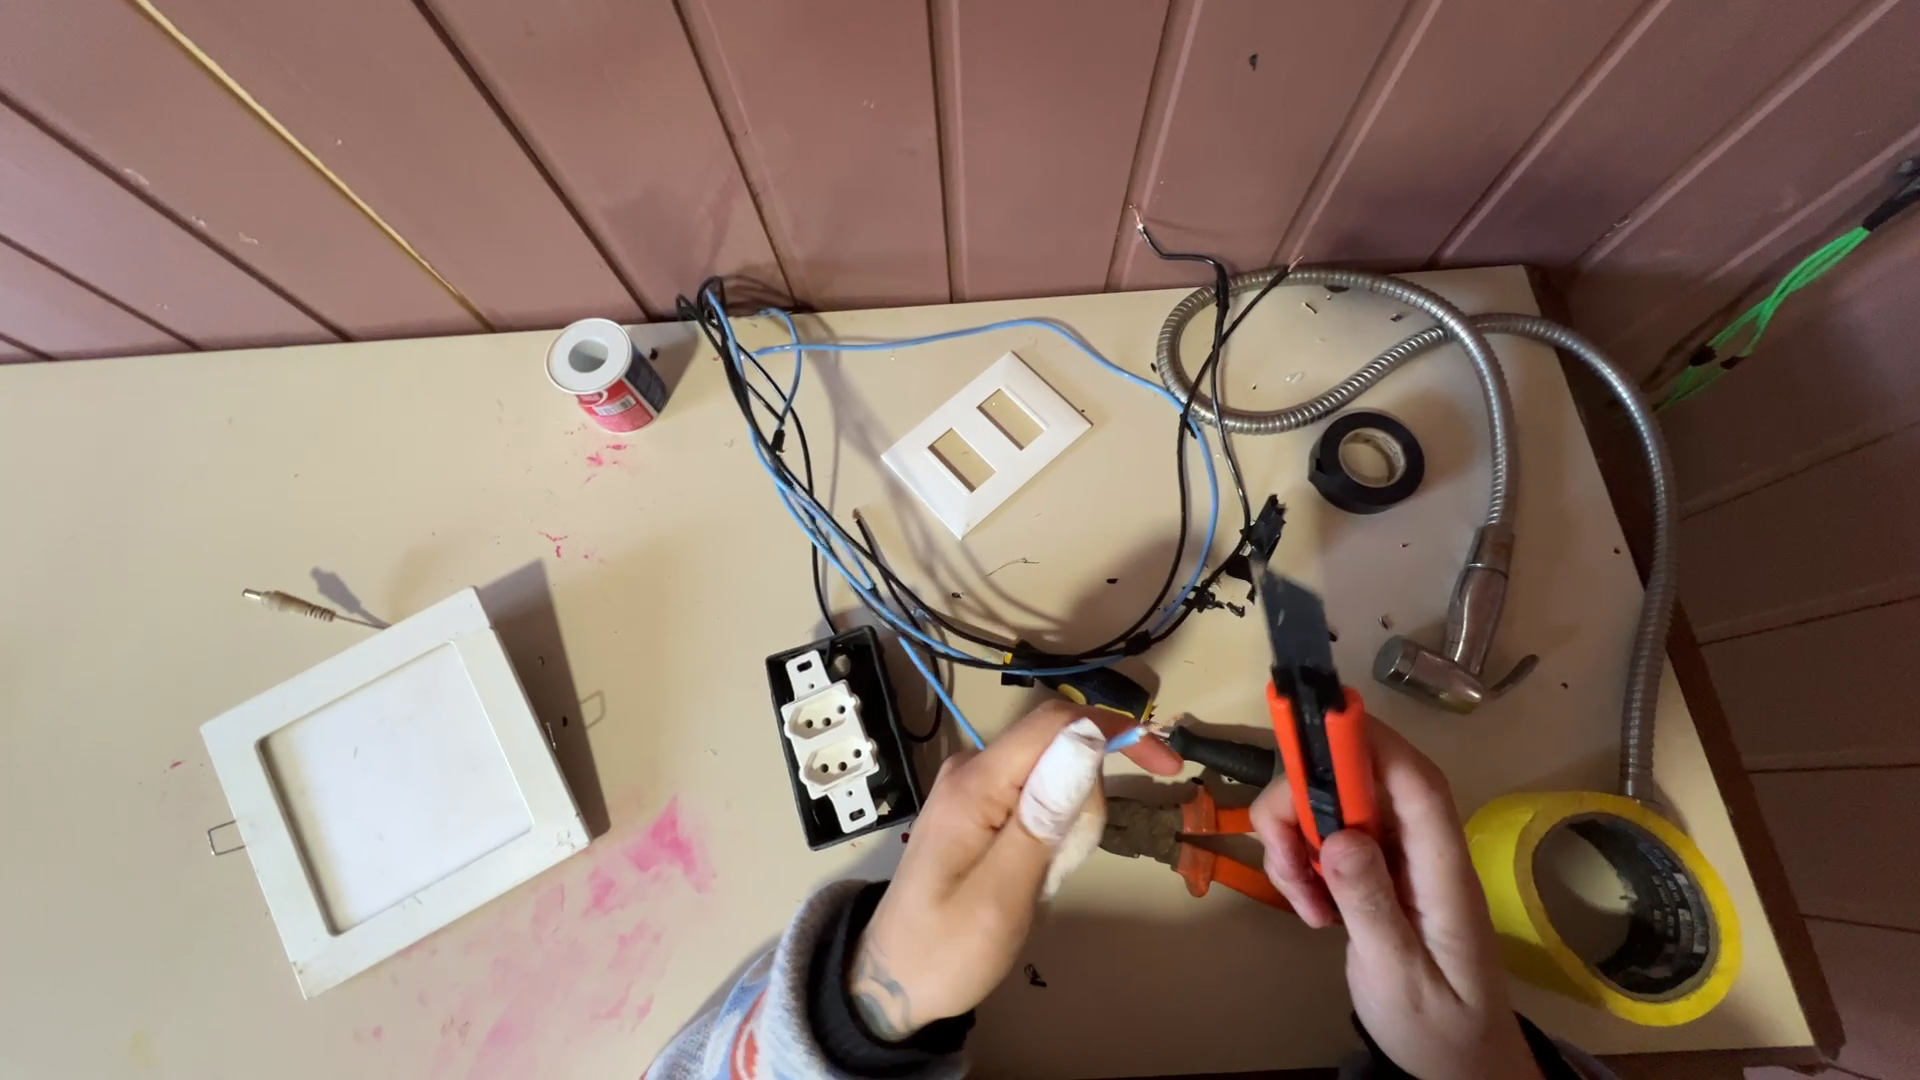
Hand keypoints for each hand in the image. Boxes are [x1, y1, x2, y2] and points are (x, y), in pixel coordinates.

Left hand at [847, 700, 1179, 1039]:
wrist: (893, 978)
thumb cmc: (946, 949)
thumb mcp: (1002, 894)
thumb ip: (1044, 814)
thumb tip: (1086, 737)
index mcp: (976, 780)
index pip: (1055, 722)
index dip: (1114, 729)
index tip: (1163, 764)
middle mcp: (974, 767)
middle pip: (1060, 748)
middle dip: (1086, 801)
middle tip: (1064, 869)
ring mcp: (975, 783)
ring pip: (1055, 774)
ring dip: (1070, 825)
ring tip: (1043, 880)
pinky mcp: (980, 803)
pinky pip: (1038, 796)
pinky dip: (1054, 831)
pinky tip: (1036, 871)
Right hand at [1249, 717, 1542, 1079]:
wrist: (1458, 1070)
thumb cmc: (1442, 1030)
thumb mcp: (1404, 978)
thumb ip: (1374, 908)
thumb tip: (1338, 838)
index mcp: (1442, 870)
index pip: (1416, 783)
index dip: (1372, 741)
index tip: (1319, 722)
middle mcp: (1413, 847)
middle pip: (1350, 785)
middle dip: (1300, 806)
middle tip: (1282, 854)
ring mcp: (1386, 855)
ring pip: (1322, 807)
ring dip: (1291, 842)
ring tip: (1301, 901)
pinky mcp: (1363, 867)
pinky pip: (1314, 838)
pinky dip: (1294, 862)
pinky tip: (1308, 907)